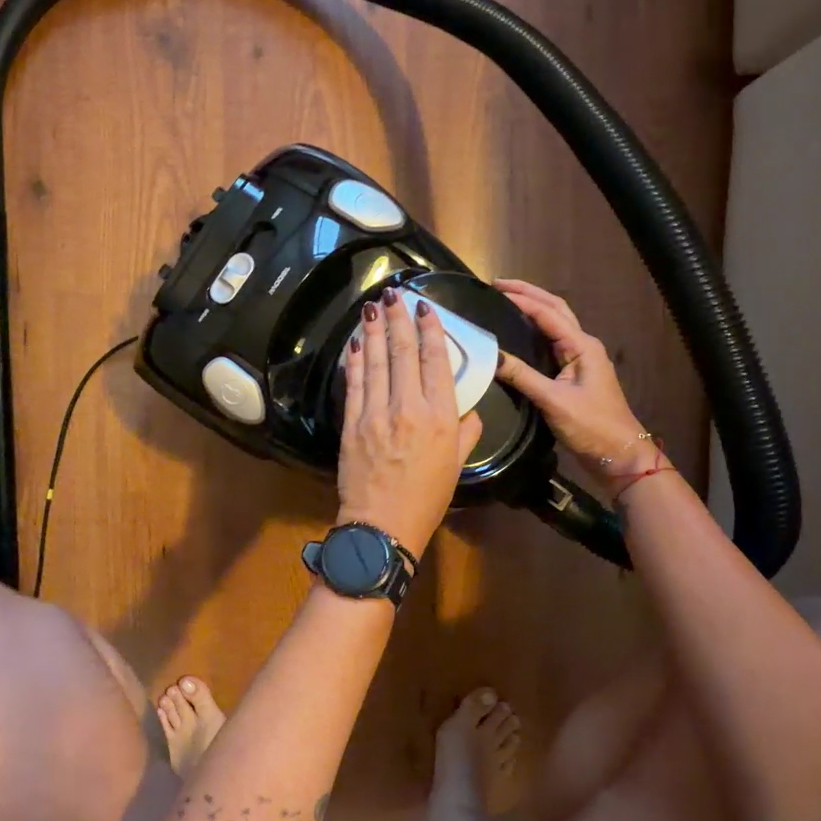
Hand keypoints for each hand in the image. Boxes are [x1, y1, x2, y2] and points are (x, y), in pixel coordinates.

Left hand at [335, 287, 483, 553]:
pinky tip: (355, 342)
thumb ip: (465, 432)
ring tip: (373, 306)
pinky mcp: (351, 423)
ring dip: (374, 331)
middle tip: (394, 295)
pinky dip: (355, 360)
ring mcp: (376, 413)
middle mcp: (409, 407)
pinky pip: (354, 383)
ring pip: (375, 361)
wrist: (382, 525)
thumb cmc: (425, 499)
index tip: (426, 309)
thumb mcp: (456, 465)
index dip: (431, 331)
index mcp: (441, 416)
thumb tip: (468, 412)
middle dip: (399, 320)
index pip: (435, 362)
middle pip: (403, 353)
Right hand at [492, 279, 653, 468]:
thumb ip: (523, 376)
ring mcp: (580, 359)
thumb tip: (492, 356)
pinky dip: (535, 329)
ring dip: (533, 308)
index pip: (548, 314)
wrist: (619, 453)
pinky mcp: (574, 373)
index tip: (494, 288)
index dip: (521, 299)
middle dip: (529, 294)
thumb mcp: (553, 401)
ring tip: (506, 301)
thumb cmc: (591, 426)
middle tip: (498, 285)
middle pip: (555, 310)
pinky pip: (552, 342)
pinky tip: (520, 332)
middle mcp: (583, 346)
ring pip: (555, 324)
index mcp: (582, 346)